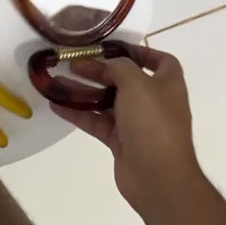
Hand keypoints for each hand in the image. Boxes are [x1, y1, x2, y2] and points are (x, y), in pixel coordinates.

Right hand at [51, 45, 204, 215]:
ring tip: (58, 81)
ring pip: (108, 101)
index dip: (139, 51)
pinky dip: (79, 113)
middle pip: (125, 79)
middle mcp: (154, 100)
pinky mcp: (121, 141)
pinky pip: (98, 121)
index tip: (113, 47)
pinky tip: (57, 105)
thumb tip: (110, 65)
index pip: (158, 60)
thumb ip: (120, 67)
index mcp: (168, 82)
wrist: (158, 177)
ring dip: (85, 91)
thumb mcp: (136, 83)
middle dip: (100, 70)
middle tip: (73, 63)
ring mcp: (137, 122)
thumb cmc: (152, 122)